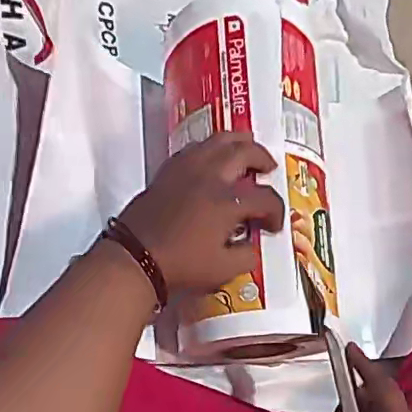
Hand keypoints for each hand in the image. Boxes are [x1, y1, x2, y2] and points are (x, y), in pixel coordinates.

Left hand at [118, 133, 285, 297]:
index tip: (273, 226)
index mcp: (227, 202)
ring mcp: (186, 170)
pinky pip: (193, 149)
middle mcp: (210, 177)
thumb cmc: (181, 265)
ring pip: (217, 141)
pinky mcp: (167, 172)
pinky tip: (209, 157)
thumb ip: (245, 257)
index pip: (264, 198)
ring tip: (245, 148)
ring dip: (237, 142)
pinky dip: (208, 149)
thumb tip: (253, 248)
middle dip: (262, 158)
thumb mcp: (222, 270)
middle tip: (269, 168)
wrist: (135, 257)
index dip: (276, 212)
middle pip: (244, 153)